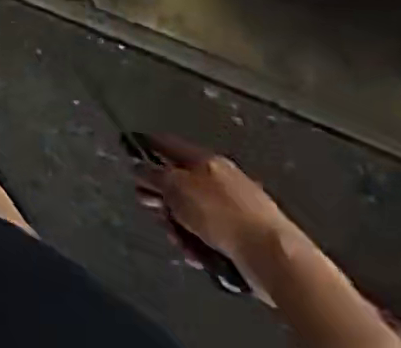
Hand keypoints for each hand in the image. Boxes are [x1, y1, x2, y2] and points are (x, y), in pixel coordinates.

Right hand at [133, 134, 302, 302]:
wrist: (272, 256)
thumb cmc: (220, 214)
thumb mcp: (175, 188)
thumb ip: (152, 175)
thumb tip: (139, 168)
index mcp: (205, 159)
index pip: (167, 144)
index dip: (146, 146)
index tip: (128, 149)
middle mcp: (220, 178)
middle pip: (178, 181)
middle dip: (161, 196)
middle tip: (149, 206)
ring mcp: (233, 208)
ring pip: (191, 211)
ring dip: (179, 225)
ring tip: (179, 238)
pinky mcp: (243, 236)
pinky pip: (209, 234)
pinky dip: (198, 242)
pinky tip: (197, 253)